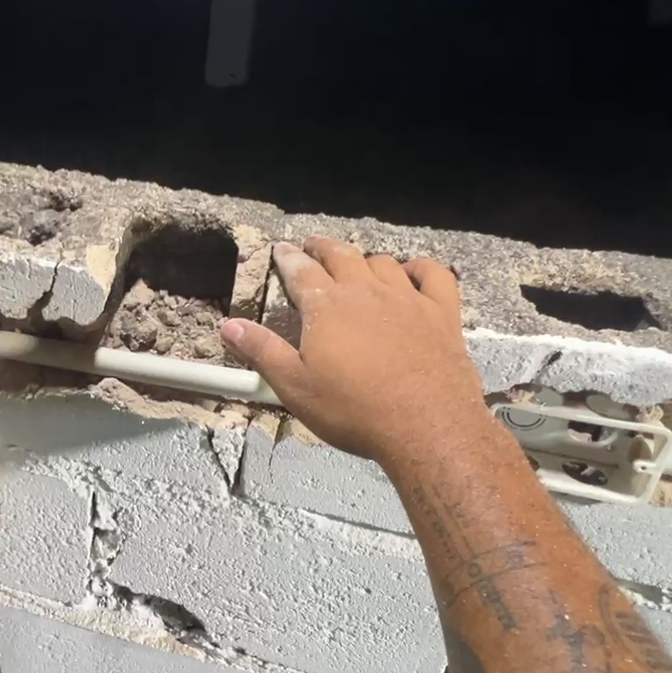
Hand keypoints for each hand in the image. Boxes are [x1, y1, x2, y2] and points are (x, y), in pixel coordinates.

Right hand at [220, 238, 486, 463]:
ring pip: (382, 263)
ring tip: (355, 263)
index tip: (280, 250)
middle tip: (312, 246)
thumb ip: (262, 351)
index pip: (300, 271)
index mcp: (327, 307)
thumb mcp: (295, 387)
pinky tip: (411, 273)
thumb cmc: (353, 410)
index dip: (287, 258)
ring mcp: (408, 299)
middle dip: (322, 248)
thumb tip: (229, 325)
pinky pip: (434, 275)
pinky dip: (419, 268)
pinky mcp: (442, 314)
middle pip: (341, 256)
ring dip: (364, 259)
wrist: (426, 426)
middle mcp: (366, 291)